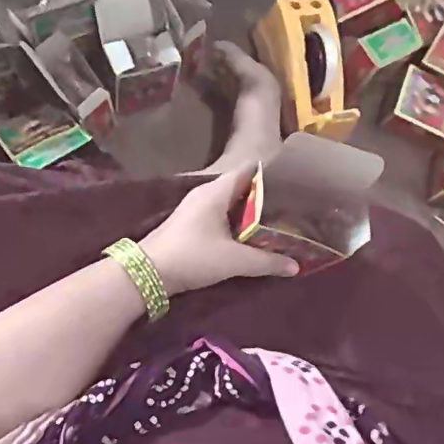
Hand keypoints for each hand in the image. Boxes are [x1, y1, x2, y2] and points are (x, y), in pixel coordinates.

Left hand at [139, 164, 299, 294]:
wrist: (147, 273)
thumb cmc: (192, 257)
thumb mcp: (233, 261)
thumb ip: (267, 262)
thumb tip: (296, 266)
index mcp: (216, 191)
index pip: (250, 170)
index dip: (272, 174)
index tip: (295, 184)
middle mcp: (205, 194)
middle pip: (242, 188)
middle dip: (265, 197)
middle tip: (292, 209)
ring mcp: (195, 209)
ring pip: (230, 204)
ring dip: (250, 213)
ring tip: (277, 223)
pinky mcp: (189, 225)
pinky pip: (220, 216)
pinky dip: (236, 223)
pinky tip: (249, 237)